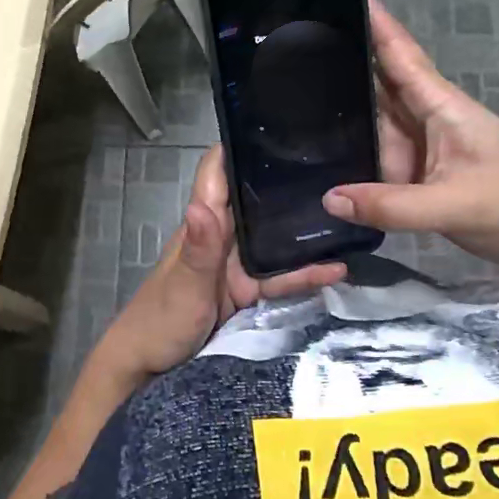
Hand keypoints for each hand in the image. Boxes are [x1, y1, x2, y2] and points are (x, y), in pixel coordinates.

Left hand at [93, 146, 345, 378]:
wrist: (150, 372)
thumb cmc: (159, 323)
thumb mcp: (184, 288)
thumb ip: (199, 250)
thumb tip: (202, 203)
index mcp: (203, 224)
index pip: (218, 174)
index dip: (240, 147)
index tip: (277, 126)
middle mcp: (224, 236)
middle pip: (257, 201)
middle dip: (287, 183)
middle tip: (336, 164)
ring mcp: (239, 264)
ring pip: (276, 238)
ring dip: (304, 229)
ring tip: (348, 213)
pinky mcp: (251, 291)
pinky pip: (282, 277)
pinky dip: (306, 273)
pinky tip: (337, 268)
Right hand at [321, 0, 498, 303]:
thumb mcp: (454, 205)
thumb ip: (390, 206)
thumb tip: (327, 199)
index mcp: (444, 108)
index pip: (402, 57)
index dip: (378, 24)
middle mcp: (429, 122)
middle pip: (381, 85)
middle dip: (345, 63)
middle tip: (296, 46)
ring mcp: (425, 152)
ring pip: (377, 124)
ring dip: (343, 114)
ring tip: (295, 98)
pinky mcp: (423, 181)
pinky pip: (380, 160)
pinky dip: (354, 156)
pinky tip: (323, 158)